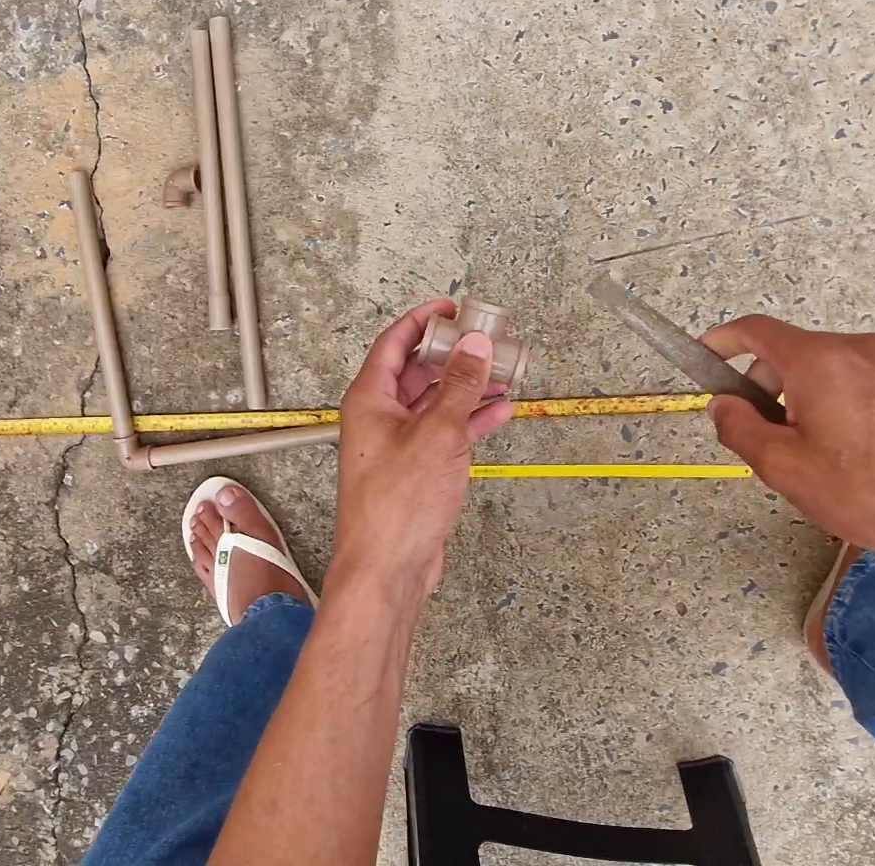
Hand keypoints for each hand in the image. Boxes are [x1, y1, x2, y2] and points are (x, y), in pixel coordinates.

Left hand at [333, 300, 513, 597]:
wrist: (389, 567)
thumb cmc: (396, 505)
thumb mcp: (437, 433)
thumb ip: (459, 386)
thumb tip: (476, 346)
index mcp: (370, 398)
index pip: (395, 342)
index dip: (423, 319)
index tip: (452, 307)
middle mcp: (380, 416)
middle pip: (418, 370)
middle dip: (454, 354)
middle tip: (488, 340)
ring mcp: (398, 443)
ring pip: (436, 401)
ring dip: (468, 387)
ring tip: (503, 372)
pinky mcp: (416, 468)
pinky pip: (445, 432)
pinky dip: (471, 420)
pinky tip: (499, 412)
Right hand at [698, 315, 874, 579]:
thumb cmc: (874, 493)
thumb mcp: (785, 469)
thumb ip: (740, 429)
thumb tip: (723, 405)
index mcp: (822, 361)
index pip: (756, 330)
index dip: (723, 340)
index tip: (706, 357)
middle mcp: (865, 350)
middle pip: (798, 353)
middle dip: (770, 385)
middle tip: (769, 434)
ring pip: (838, 371)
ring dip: (813, 399)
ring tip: (824, 455)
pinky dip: (852, 406)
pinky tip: (868, 457)